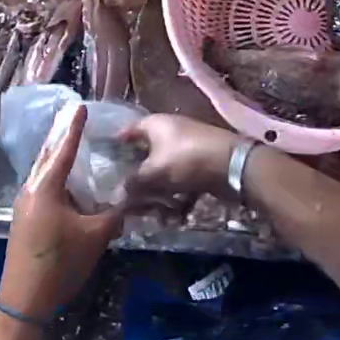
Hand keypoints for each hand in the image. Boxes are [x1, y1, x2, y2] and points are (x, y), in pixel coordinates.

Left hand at [0, 104, 124, 317]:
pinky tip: (67, 184)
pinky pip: (42, 188)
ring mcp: (24, 204)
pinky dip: (56, 178)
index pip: (63, 150)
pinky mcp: (24, 218)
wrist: (24, 299)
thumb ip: (113, 214)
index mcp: (46, 187)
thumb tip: (129, 200)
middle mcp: (31, 189)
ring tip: (73, 146)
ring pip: (43, 173)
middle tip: (74, 118)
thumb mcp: (94, 237)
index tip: (80, 106)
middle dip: (61, 138)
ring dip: (58, 159)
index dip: (74, 128)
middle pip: (47, 157)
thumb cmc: (60, 263)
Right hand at [121, 115, 247, 204]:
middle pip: (145, 154)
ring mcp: (186, 147)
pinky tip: (175, 215)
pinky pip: (182, 180)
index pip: (127, 131)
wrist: (234, 165)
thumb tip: (115, 196)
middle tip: (126, 195)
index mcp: (154, 124)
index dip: (115, 146)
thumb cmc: (187, 159)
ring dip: (158, 191)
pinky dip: (178, 196)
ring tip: (151, 211)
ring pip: (164, 170)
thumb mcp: (155, 172)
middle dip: (137, 177)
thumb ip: (134, 183)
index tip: (105, 162)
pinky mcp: (201, 163)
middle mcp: (169, 131)